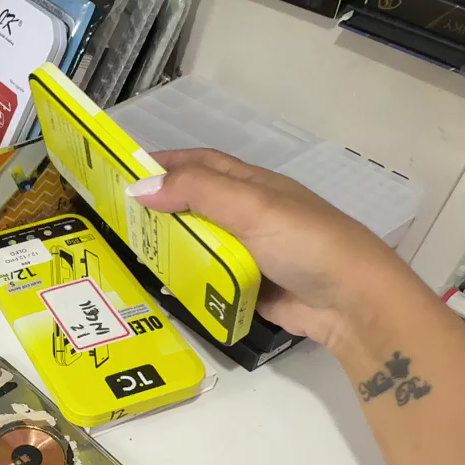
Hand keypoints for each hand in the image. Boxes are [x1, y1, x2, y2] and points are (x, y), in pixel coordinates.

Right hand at [127, 148, 419, 349]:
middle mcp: (247, 214)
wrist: (350, 302)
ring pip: (197, 243)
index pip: (201, 164)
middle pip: (194, 204)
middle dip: (158, 206)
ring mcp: (247, 251)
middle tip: (114, 216)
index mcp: (252, 186)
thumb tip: (141, 187)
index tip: (122, 169)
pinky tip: (160, 286)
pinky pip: (206, 279)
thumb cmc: (306, 243)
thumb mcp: (251, 209)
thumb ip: (198, 193)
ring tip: (128, 251)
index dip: (165, 163)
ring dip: (166, 246)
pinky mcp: (246, 285)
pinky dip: (183, 280)